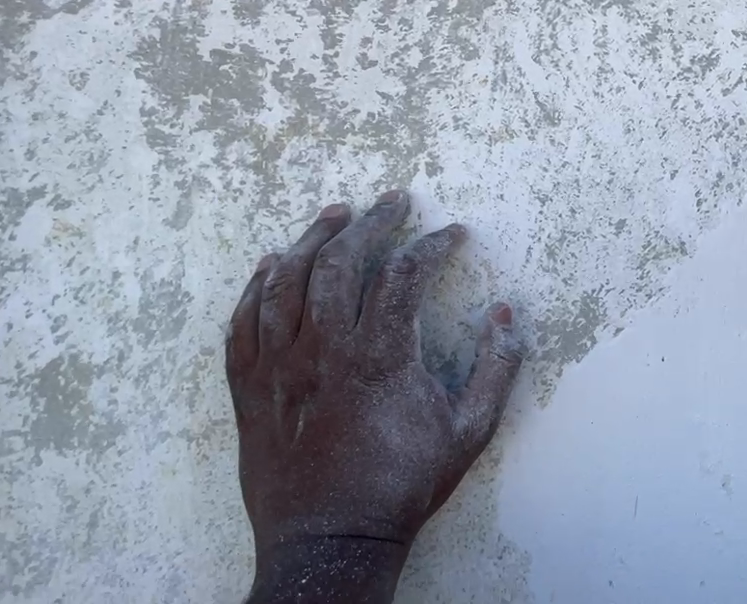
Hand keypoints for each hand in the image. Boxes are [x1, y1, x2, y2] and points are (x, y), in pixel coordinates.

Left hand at [226, 191, 522, 603]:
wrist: (329, 545)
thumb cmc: (403, 485)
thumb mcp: (470, 431)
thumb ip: (496, 367)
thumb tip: (504, 311)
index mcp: (382, 358)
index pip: (405, 274)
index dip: (433, 245)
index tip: (453, 234)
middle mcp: (325, 352)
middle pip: (340, 263)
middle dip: (371, 222)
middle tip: (393, 200)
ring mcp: (280, 369)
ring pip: (286, 283)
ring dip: (311, 240)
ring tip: (335, 213)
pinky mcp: (250, 391)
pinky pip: (242, 325)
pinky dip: (255, 288)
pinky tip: (271, 265)